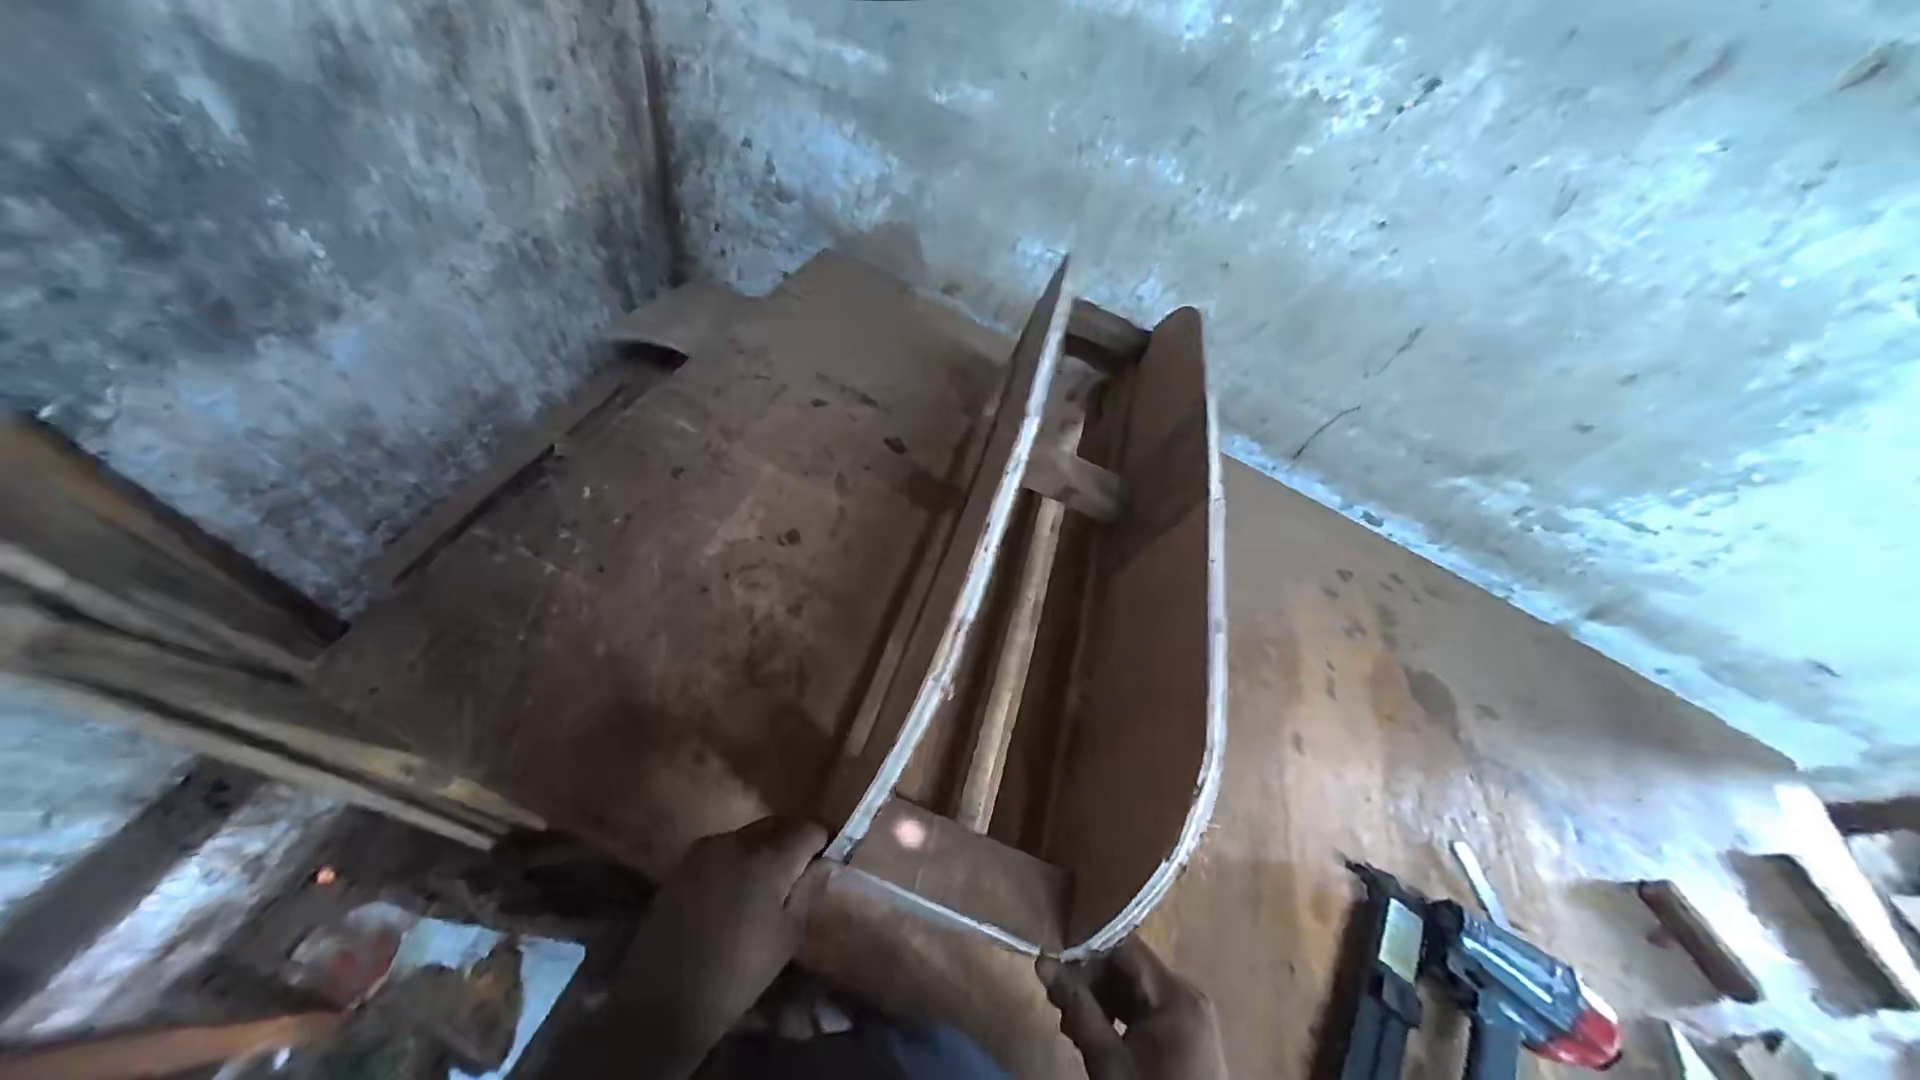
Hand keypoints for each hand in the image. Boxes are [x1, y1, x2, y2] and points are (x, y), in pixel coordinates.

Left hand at [613, 817, 830, 1078]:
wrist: (661, 1002)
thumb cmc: (737, 973)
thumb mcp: (787, 936)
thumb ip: (810, 890)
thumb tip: (826, 863)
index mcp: (768, 856)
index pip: (808, 829)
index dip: (823, 843)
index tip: (827, 862)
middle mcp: (737, 841)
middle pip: (778, 825)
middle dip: (794, 841)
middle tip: (800, 873)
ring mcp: (705, 850)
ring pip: (749, 836)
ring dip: (765, 849)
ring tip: (766, 885)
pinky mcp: (682, 865)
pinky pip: (723, 850)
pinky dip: (737, 860)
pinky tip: (734, 893)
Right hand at [1037, 936, 1226, 1079]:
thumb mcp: (1108, 1061)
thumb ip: (1076, 1006)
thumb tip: (1042, 961)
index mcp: (1175, 994)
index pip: (1123, 947)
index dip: (1086, 951)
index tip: (1055, 967)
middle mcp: (1187, 994)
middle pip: (1128, 967)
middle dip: (1091, 981)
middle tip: (1058, 1003)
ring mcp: (1190, 1015)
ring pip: (1134, 988)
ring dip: (1101, 999)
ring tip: (1072, 1025)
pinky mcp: (1187, 1034)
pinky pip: (1146, 1008)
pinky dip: (1120, 1015)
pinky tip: (1097, 1034)